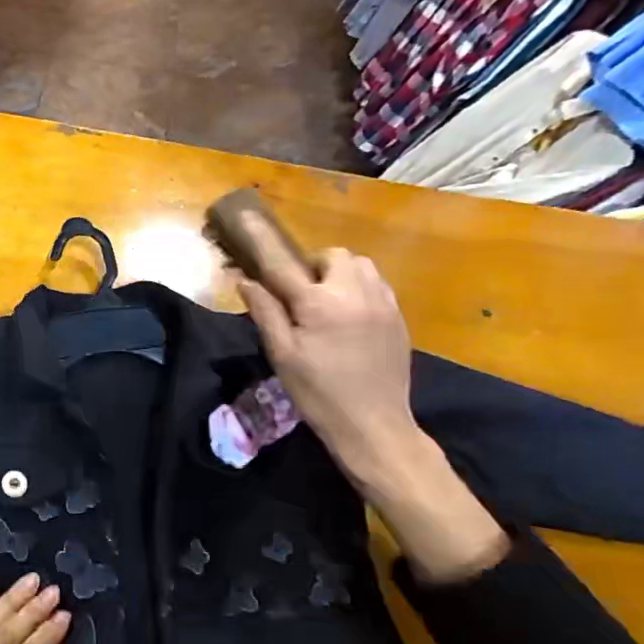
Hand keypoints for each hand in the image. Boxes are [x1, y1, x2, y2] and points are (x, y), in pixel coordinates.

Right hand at [229, 213, 418, 473]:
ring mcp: (383, 303)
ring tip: (326, 302)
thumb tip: (245, 279)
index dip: (263, 241)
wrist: (374, 426)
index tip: (247, 217)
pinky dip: (359, 288)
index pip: (284, 264)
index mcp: (319, 304)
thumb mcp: (282, 354)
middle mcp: (355, 293)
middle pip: (334, 256)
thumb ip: (265, 311)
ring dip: (340, 273)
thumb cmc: (318, 393)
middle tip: (300, 294)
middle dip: (314, 265)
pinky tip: (349, 316)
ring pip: (361, 266)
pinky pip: (378, 284)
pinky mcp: (398, 317)